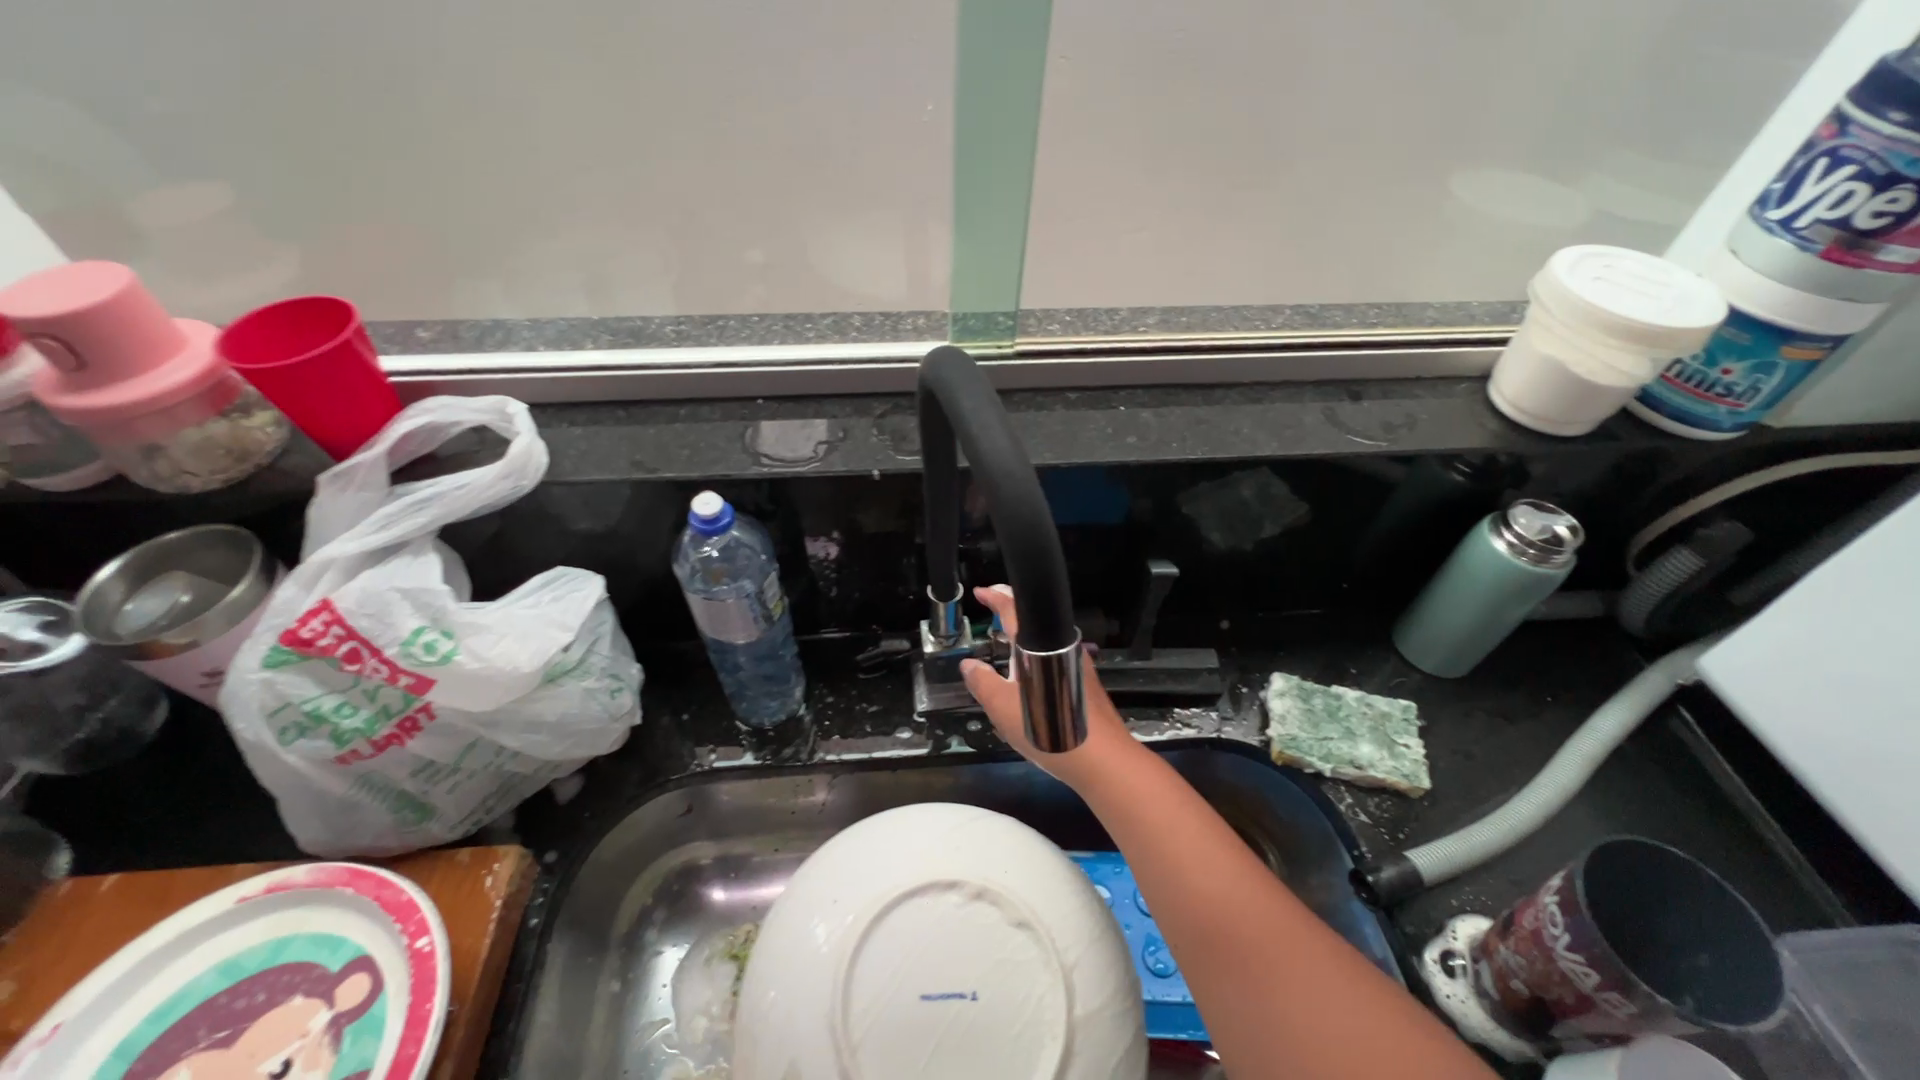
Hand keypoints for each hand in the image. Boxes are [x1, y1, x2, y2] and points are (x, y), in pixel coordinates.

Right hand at [959, 584, 1138, 789]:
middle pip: (1035, 623)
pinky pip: (1059, 662)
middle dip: (1013, 615)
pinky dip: (1041, 660)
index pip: (1014, 609)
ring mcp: (1080, 666)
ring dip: (1028, 640)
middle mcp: (1062, 647)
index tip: (981, 591)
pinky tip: (1034, 681)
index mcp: (1038, 645)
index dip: (996, 597)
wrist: (1102, 759)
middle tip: (994, 613)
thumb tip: (968, 664)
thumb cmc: (1047, 728)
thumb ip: (982, 682)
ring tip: (1008, 648)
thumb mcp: (1001, 707)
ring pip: (1049, 644)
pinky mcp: (1089, 685)